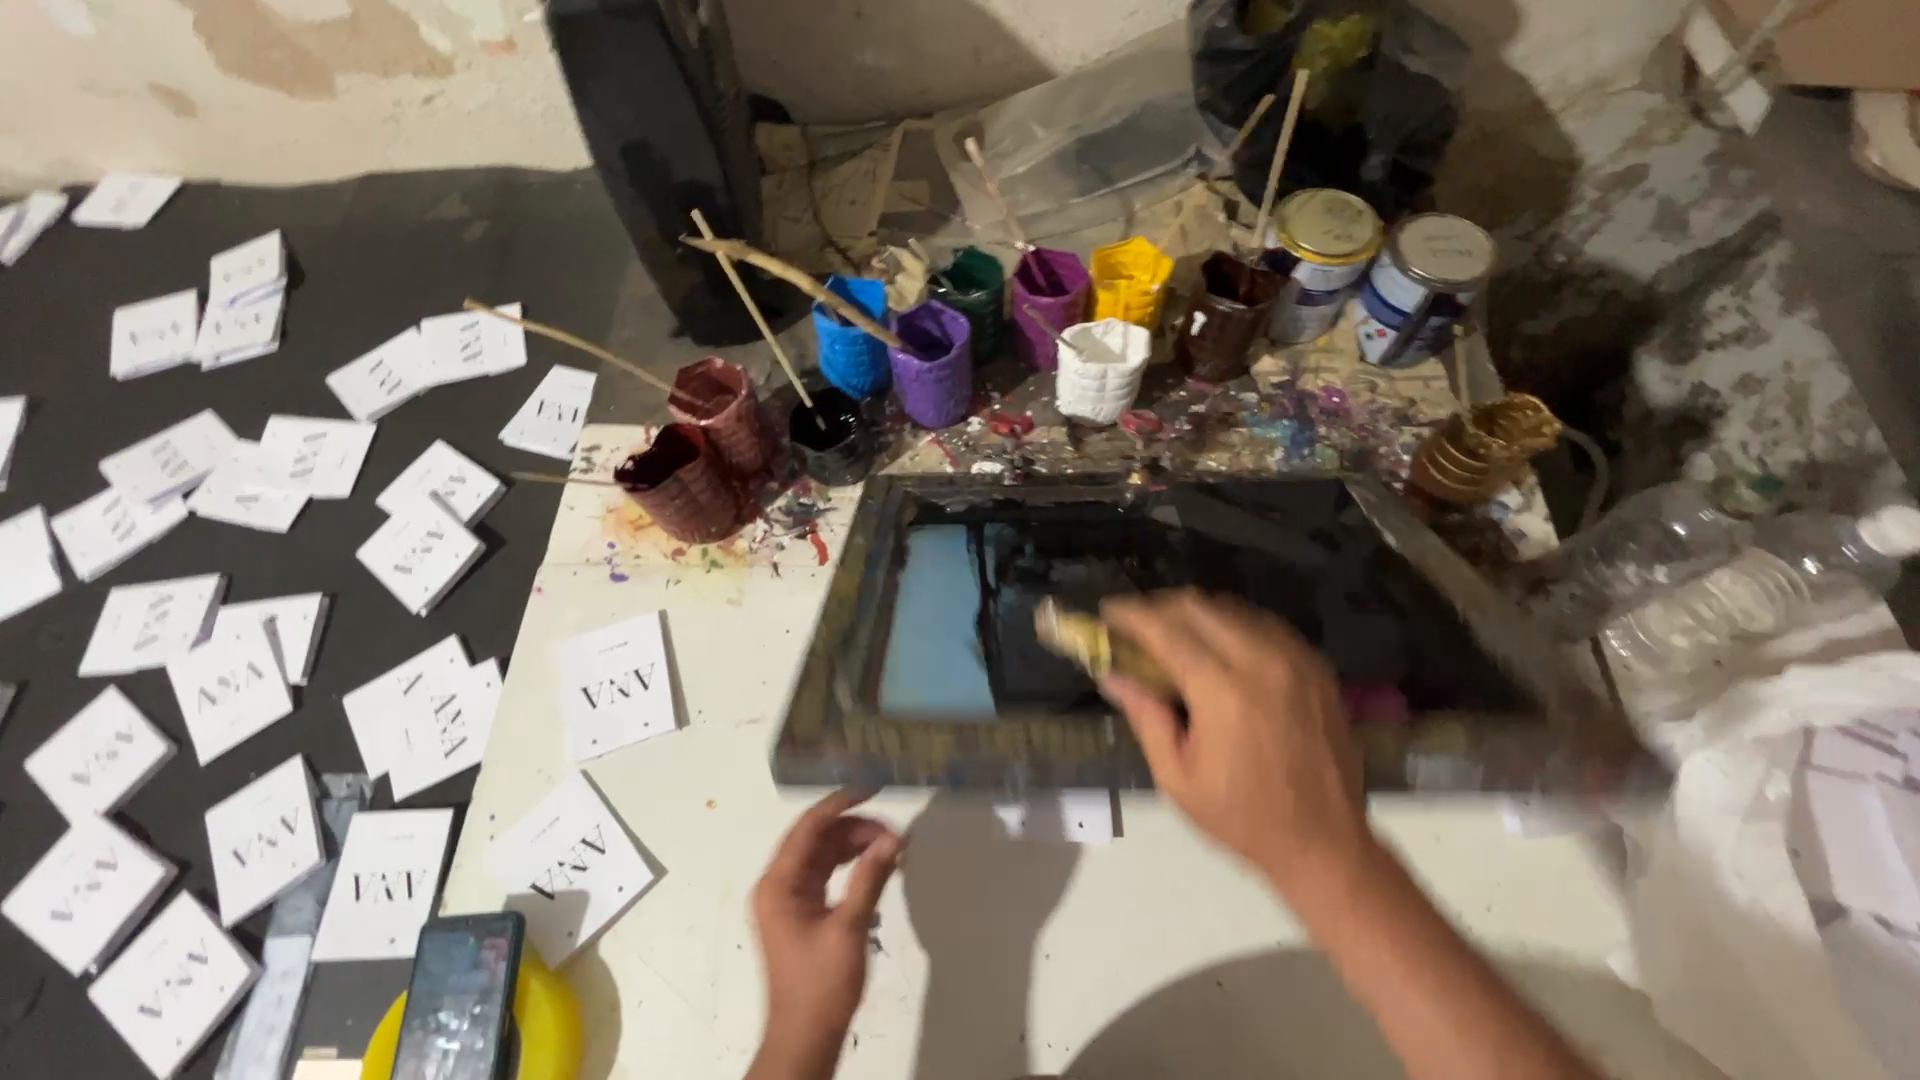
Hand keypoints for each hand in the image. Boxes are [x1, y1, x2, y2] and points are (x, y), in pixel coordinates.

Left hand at [749, 788, 901, 1078]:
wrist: (805, 1038)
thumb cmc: (821, 985)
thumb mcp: (849, 929)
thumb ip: (870, 879)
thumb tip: (894, 839)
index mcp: (777, 884)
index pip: (808, 828)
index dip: (840, 804)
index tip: (873, 788)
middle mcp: (778, 885)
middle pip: (816, 839)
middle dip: (855, 828)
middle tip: (893, 832)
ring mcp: (789, 899)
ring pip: (823, 855)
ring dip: (855, 846)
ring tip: (892, 846)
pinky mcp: (802, 912)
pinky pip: (826, 874)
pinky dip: (851, 865)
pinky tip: (878, 862)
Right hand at [1101, 590, 1371, 897]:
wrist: (1326, 843)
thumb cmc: (1242, 818)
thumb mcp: (1177, 778)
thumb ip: (1146, 717)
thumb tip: (1111, 675)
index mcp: (1224, 693)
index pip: (1167, 631)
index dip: (1132, 615)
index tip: (1107, 611)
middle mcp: (1263, 662)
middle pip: (1200, 607)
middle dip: (1160, 606)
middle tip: (1135, 623)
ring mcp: (1296, 660)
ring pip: (1234, 609)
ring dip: (1196, 613)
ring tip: (1171, 633)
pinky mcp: (1316, 667)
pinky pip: (1265, 625)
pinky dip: (1232, 626)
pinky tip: (1217, 647)